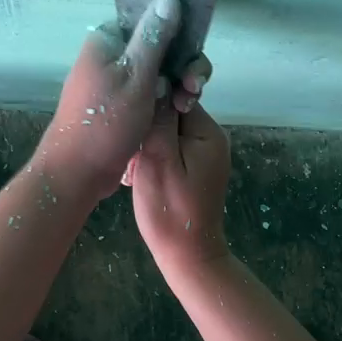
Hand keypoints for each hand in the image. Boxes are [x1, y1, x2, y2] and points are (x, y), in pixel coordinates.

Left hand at [32, 0, 183, 199]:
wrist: (78, 173)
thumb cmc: (105, 122)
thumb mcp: (136, 76)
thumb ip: (154, 37)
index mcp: (108, 39)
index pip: (151, 21)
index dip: (177, 35)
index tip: (193, 58)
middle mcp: (110, 53)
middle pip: (158, 46)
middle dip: (181, 65)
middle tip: (194, 89)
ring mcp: (114, 78)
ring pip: (158, 70)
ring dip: (177, 84)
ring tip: (187, 105)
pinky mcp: (120, 100)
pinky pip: (150, 89)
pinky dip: (166, 97)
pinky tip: (179, 111)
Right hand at [129, 97, 232, 278]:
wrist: (188, 259)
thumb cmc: (170, 209)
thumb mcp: (158, 159)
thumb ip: (159, 119)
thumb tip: (158, 81)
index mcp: (207, 131)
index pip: (176, 95)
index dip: (151, 101)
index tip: (131, 115)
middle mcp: (212, 137)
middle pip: (173, 111)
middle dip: (149, 125)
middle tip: (130, 146)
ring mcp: (206, 153)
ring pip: (170, 130)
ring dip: (149, 142)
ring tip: (132, 163)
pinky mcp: (198, 168)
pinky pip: (173, 147)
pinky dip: (155, 155)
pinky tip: (139, 172)